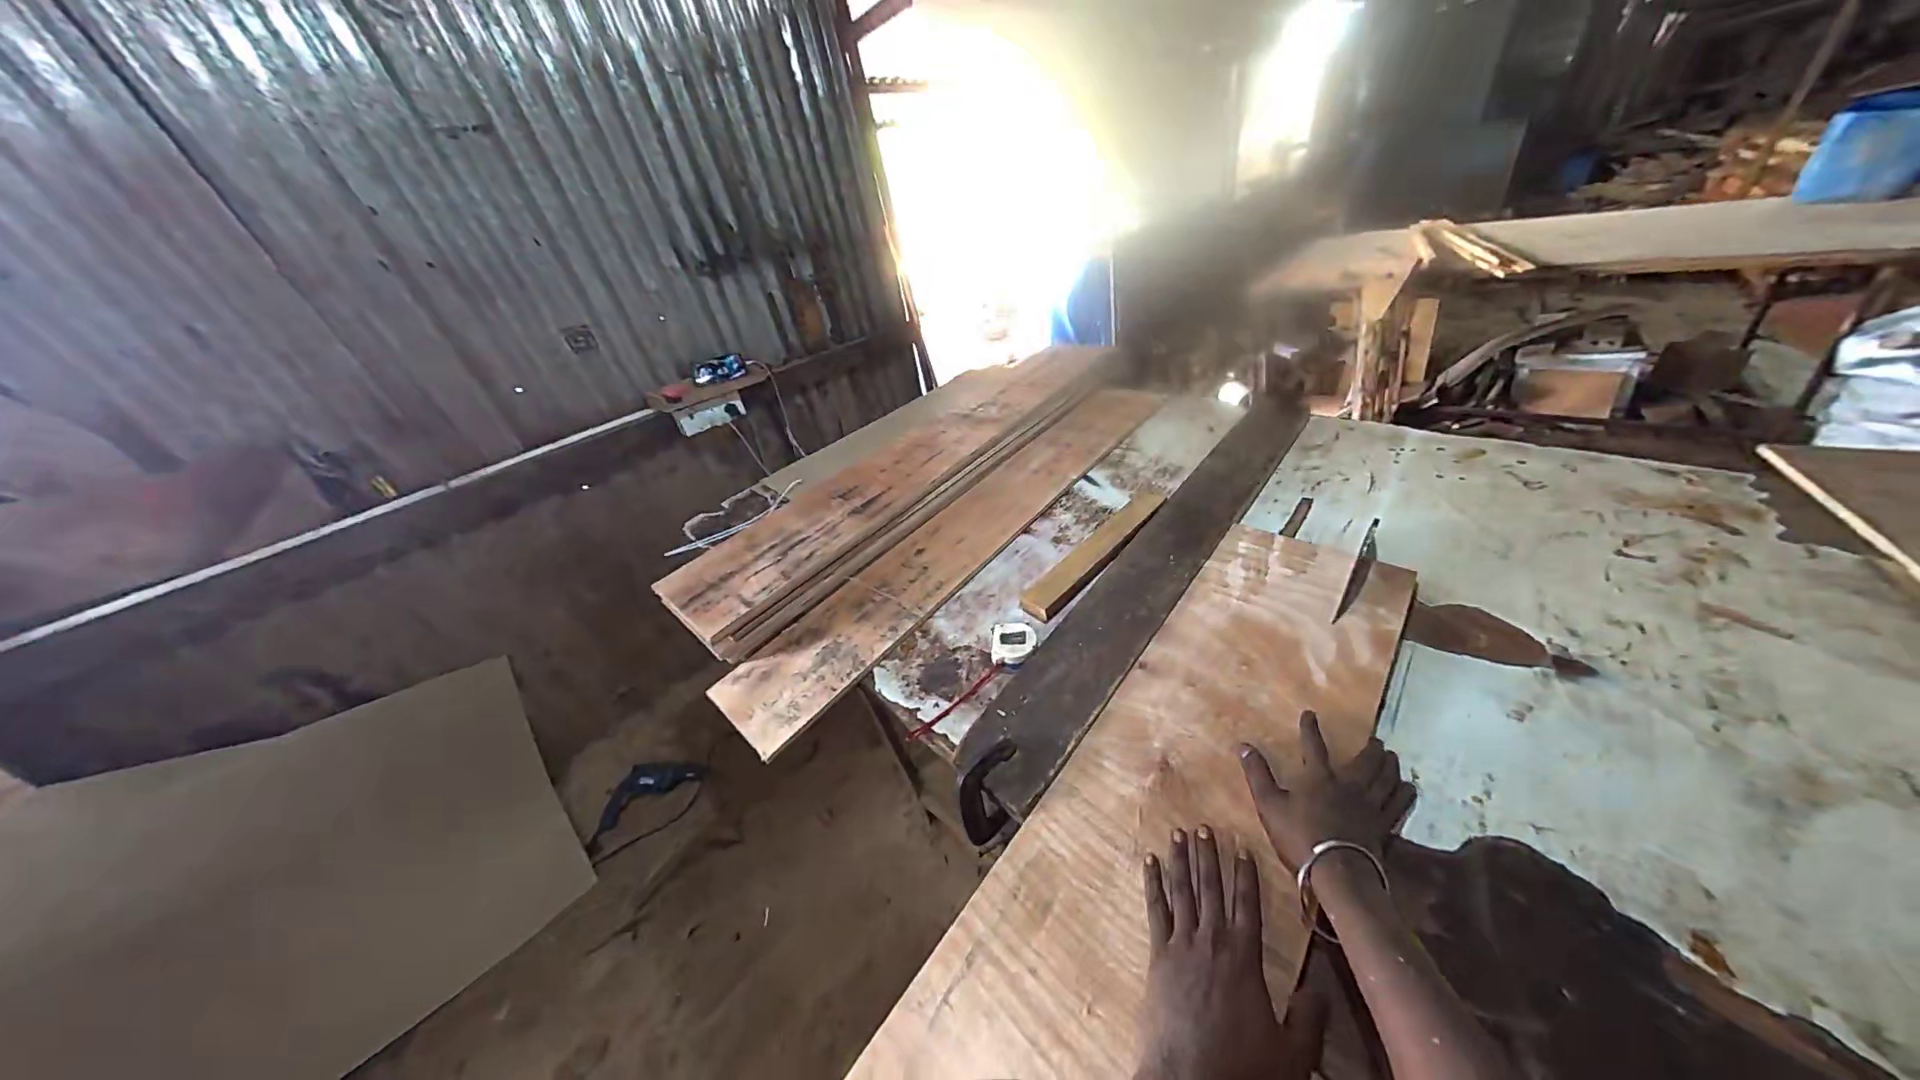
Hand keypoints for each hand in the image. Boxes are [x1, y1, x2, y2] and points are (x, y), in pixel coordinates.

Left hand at [1135, 827, 1326, 1079]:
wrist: (1189, 1079)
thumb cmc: (1243, 1067)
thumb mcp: (1292, 1052)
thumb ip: (1309, 1018)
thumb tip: (1323, 987)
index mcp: (1245, 959)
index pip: (1248, 905)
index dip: (1246, 875)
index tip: (1242, 846)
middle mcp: (1213, 942)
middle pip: (1212, 889)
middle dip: (1209, 856)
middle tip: (1204, 827)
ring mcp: (1182, 945)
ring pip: (1183, 892)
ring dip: (1181, 860)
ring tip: (1178, 833)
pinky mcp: (1158, 955)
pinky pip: (1155, 910)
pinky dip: (1152, 883)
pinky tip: (1149, 862)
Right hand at [1238, 710, 1415, 871]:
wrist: (1337, 871)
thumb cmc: (1298, 836)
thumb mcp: (1269, 804)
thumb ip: (1257, 774)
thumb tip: (1243, 746)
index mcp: (1318, 778)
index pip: (1313, 746)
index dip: (1310, 728)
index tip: (1310, 714)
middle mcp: (1348, 785)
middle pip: (1364, 761)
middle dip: (1369, 748)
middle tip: (1375, 740)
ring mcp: (1370, 805)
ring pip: (1385, 779)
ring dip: (1389, 766)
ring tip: (1393, 757)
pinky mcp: (1383, 825)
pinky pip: (1398, 804)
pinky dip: (1404, 794)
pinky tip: (1409, 788)